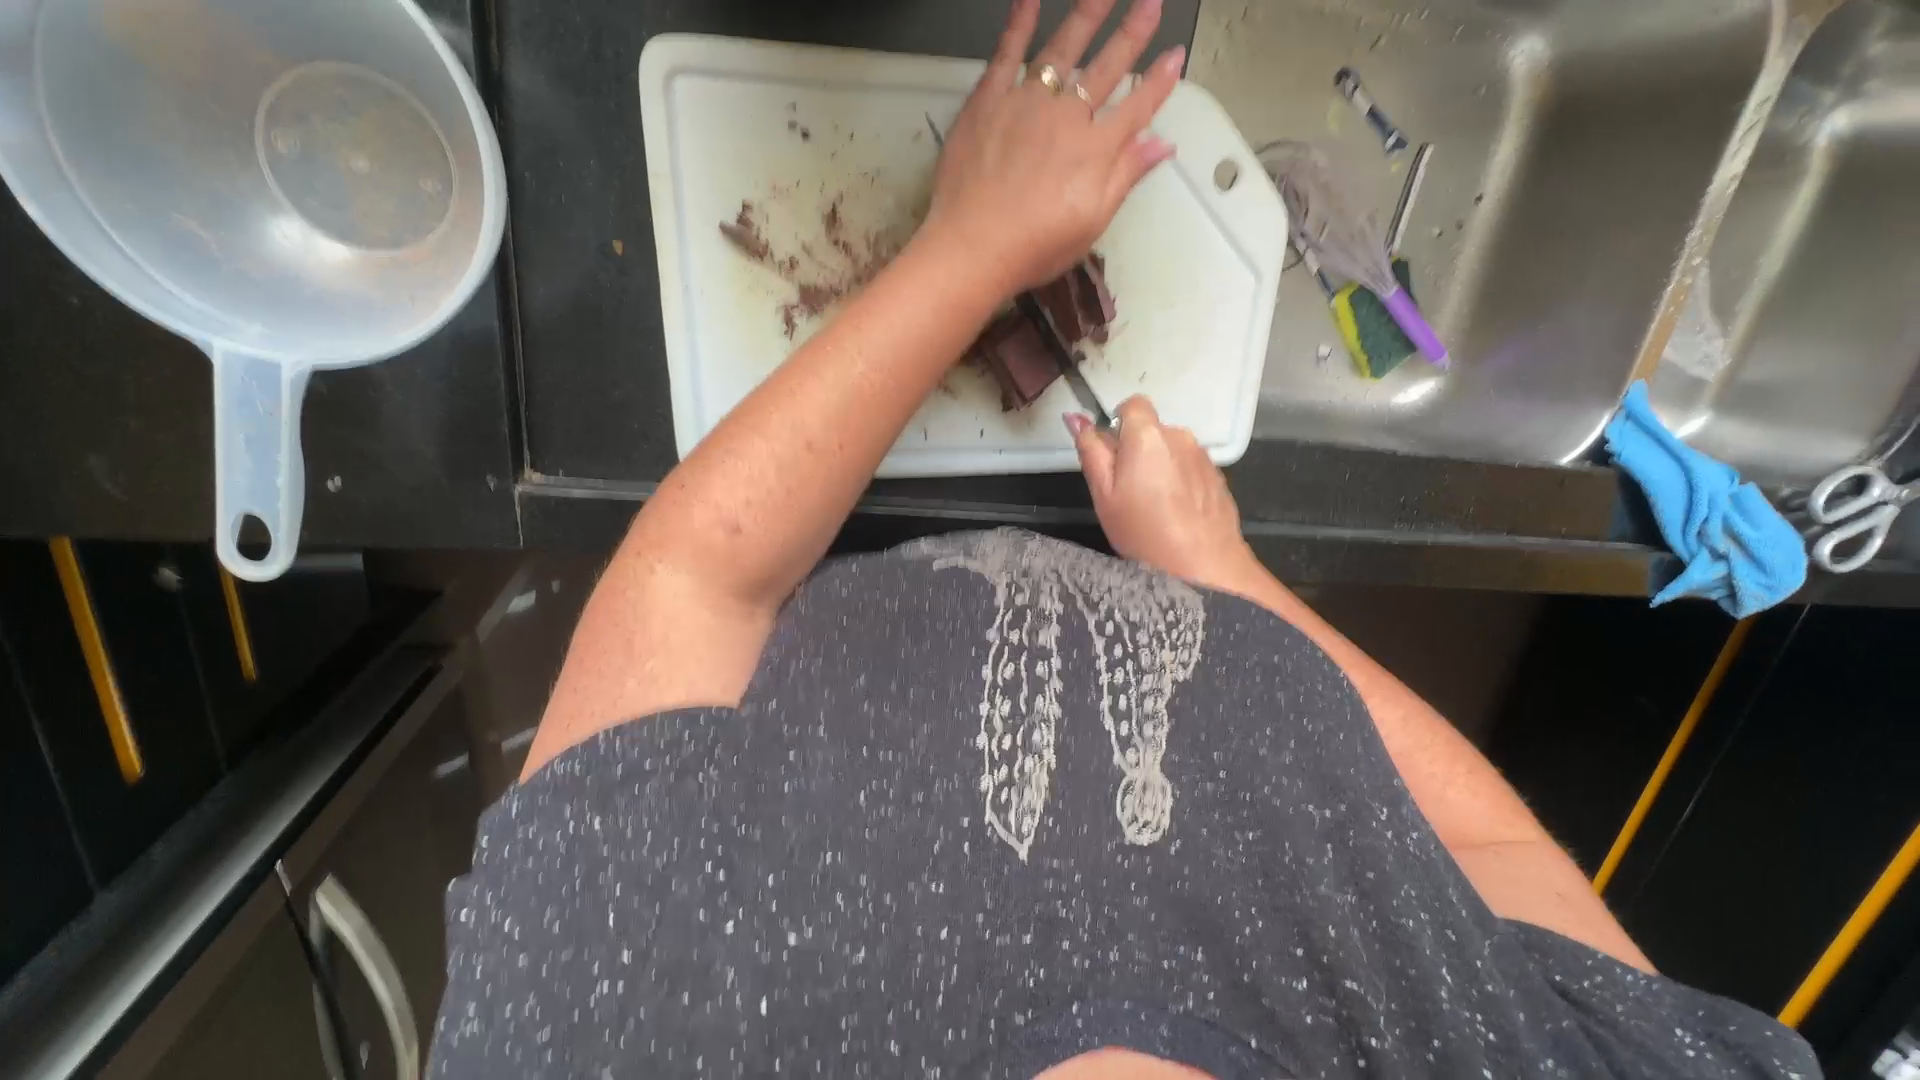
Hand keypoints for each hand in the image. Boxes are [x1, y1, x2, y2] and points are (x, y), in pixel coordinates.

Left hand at [923, 0, 1183, 293]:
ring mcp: (1026, 103)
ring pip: (1063, 48)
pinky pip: (1006, 53)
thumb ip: (1125, 176)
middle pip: (1107, 67)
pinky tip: (1029, 0)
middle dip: (1133, 32)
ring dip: (1087, 14)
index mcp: (1096, 150)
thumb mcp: (1091, 223)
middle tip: (1150, 3)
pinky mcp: (988, 101)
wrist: (972, 246)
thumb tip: (1162, 144)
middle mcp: (1066, 117)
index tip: (1176, 56)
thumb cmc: (1034, 246)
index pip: (1137, 107)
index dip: (1159, 82)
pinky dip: (1019, 23)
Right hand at [1067, 397, 1258, 591]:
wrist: (1204, 566)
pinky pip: (1189, 469)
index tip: (1113, 458)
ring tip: (1154, 507)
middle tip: (1128, 492)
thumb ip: (1090, 450)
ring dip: (1160, 467)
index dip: (1119, 425)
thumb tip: (1075, 417)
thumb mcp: (1104, 494)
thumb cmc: (1143, 531)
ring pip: (1171, 451)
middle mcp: (1180, 436)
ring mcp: (1203, 456)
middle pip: (1152, 430)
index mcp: (1147, 435)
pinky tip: (1176, 514)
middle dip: (1138, 451)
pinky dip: (1180, 483)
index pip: (1133, 404)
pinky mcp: (1218, 477)